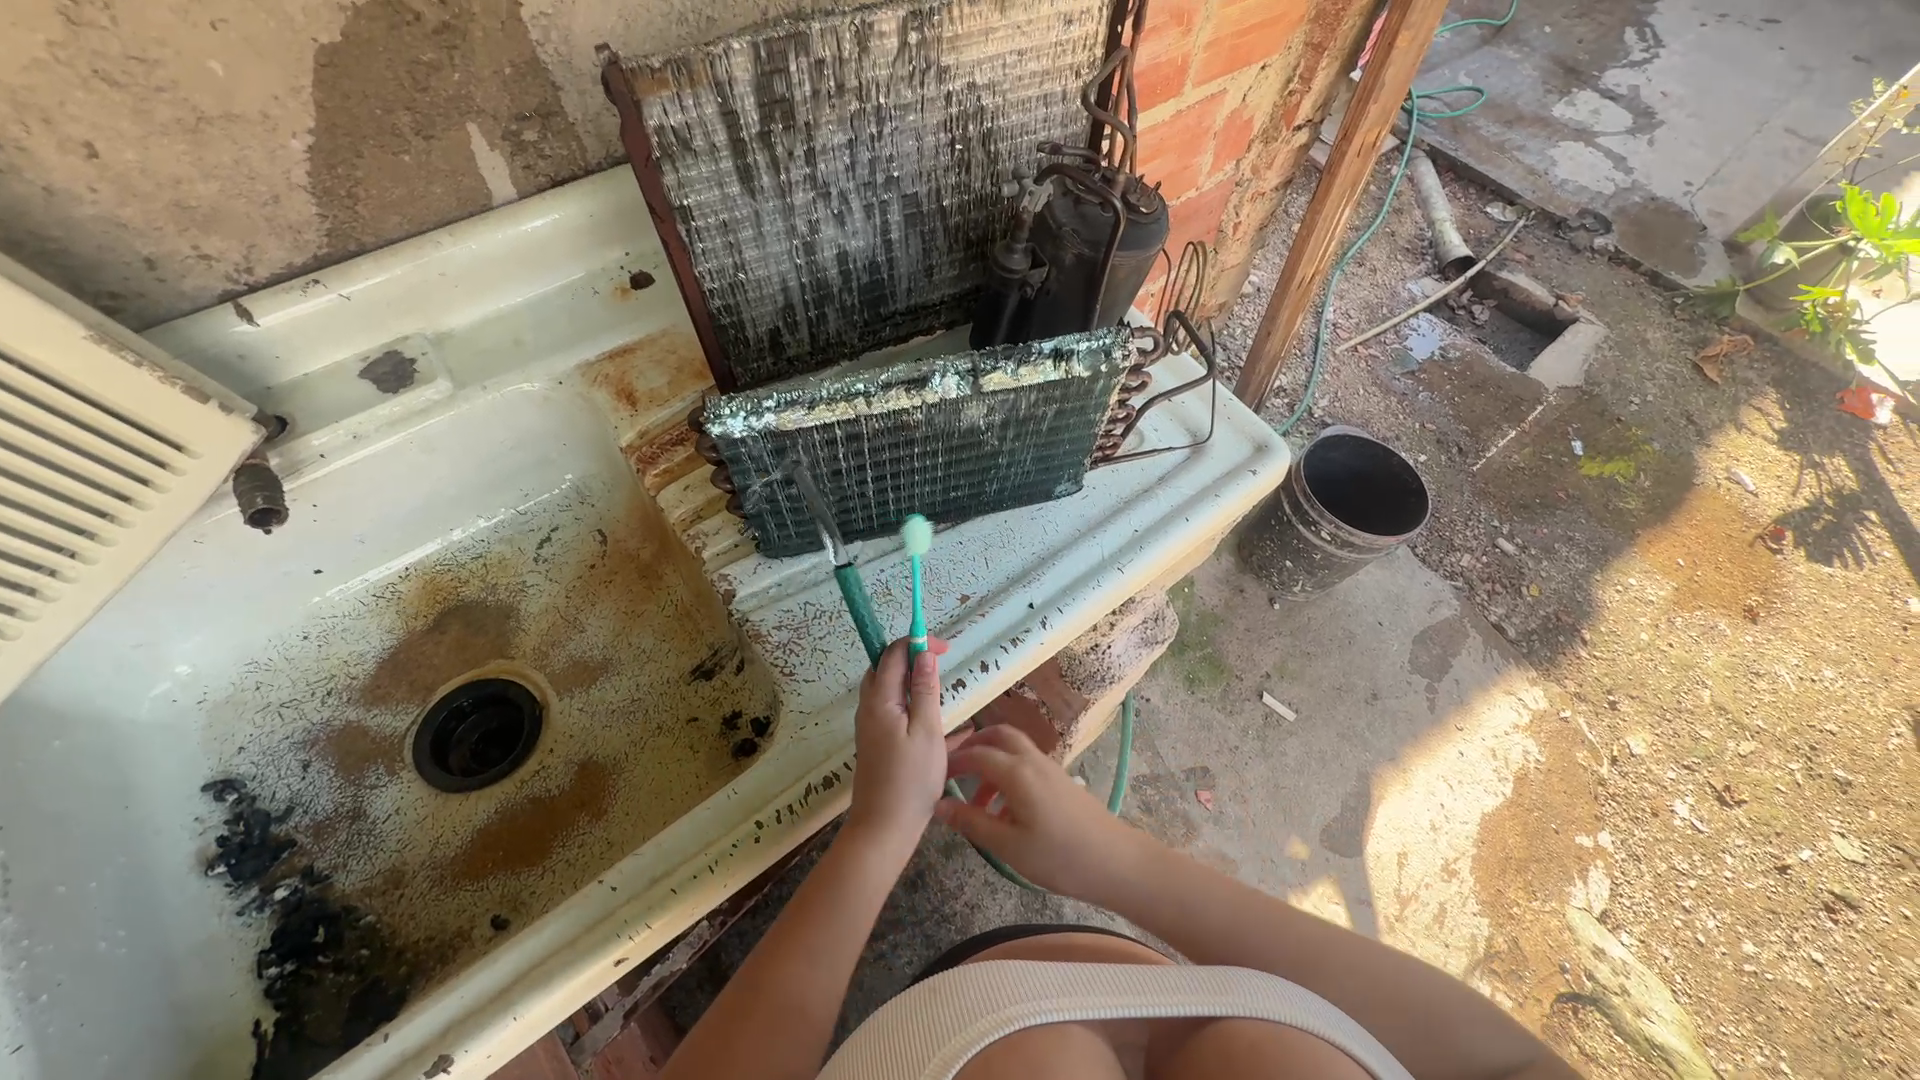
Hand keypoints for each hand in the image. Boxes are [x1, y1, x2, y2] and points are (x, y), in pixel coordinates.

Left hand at [846, 637, 950, 844]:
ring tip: (945, 695)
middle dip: (913, 661)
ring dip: (917, 687)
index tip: (946, 647)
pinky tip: (956, 733)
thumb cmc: (910, 779)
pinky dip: (920, 714)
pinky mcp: (880, 746)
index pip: (893, 654)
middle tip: (942, 666)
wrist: (884, 829)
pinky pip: (899, 718)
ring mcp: (873, 728)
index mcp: (879, 700)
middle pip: (886, 670)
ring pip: (893, 694)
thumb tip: (924, 652)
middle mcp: (870, 709)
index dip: (917, 642)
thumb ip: (925, 689)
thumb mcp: (927, 731)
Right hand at [937, 724, 1152, 900]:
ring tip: (978, 802)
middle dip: (974, 747)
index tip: (934, 776)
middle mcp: (1033, 761)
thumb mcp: (1008, 845)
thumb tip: (939, 805)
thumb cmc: (1059, 856)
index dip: (952, 762)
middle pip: (999, 736)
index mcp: (1016, 772)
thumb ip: (972, 822)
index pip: (976, 754)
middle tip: (955, 770)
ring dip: (992, 762)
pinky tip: (1006, 811)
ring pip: (1015, 749)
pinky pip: (1028, 764)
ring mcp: (1050, 769)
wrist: (1116, 862)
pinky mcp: (1061, 781)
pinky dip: (1009, 773)